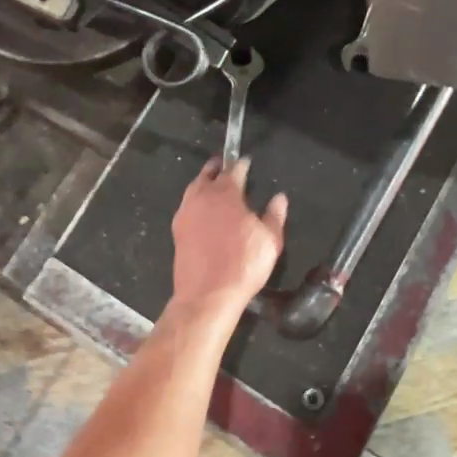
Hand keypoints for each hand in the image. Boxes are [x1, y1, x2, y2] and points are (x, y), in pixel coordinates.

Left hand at [170, 158, 287, 312]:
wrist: (207, 294)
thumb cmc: (243, 265)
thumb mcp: (270, 241)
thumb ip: (274, 216)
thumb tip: (279, 198)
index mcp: (225, 194)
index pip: (234, 170)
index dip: (242, 164)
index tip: (247, 161)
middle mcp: (201, 197)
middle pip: (208, 174)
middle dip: (217, 168)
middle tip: (224, 164)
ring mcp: (186, 213)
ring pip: (193, 188)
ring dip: (203, 182)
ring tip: (212, 183)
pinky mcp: (177, 230)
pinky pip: (187, 206)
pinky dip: (195, 200)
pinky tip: (202, 210)